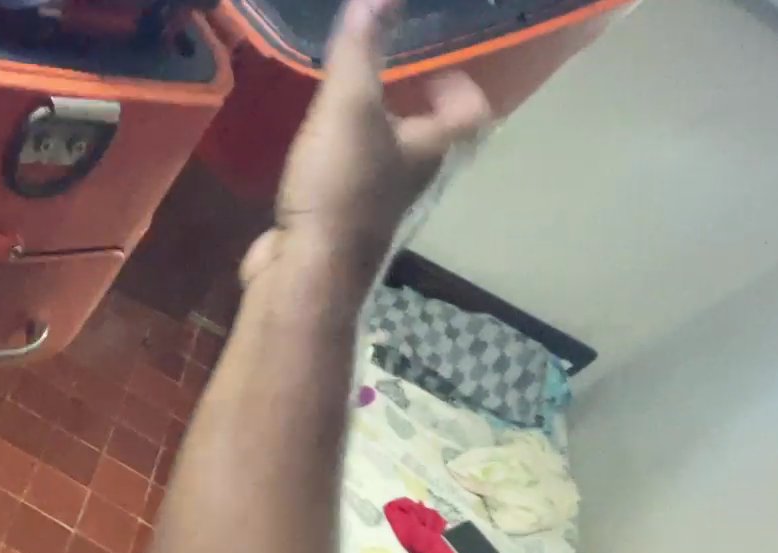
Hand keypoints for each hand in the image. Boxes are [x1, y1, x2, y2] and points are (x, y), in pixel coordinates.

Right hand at [241, 0, 490, 283]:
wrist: (306, 275)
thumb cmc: (341, 190)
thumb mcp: (348, 108)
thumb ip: (360, 51)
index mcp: (438, 149)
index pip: (471, 110)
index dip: (458, 87)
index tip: (432, 70)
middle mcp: (417, 186)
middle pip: (428, 144)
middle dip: (410, 119)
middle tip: (382, 94)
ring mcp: (376, 219)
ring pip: (384, 176)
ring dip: (370, 154)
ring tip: (339, 130)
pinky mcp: (337, 241)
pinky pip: (343, 202)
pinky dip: (333, 186)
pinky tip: (308, 177)